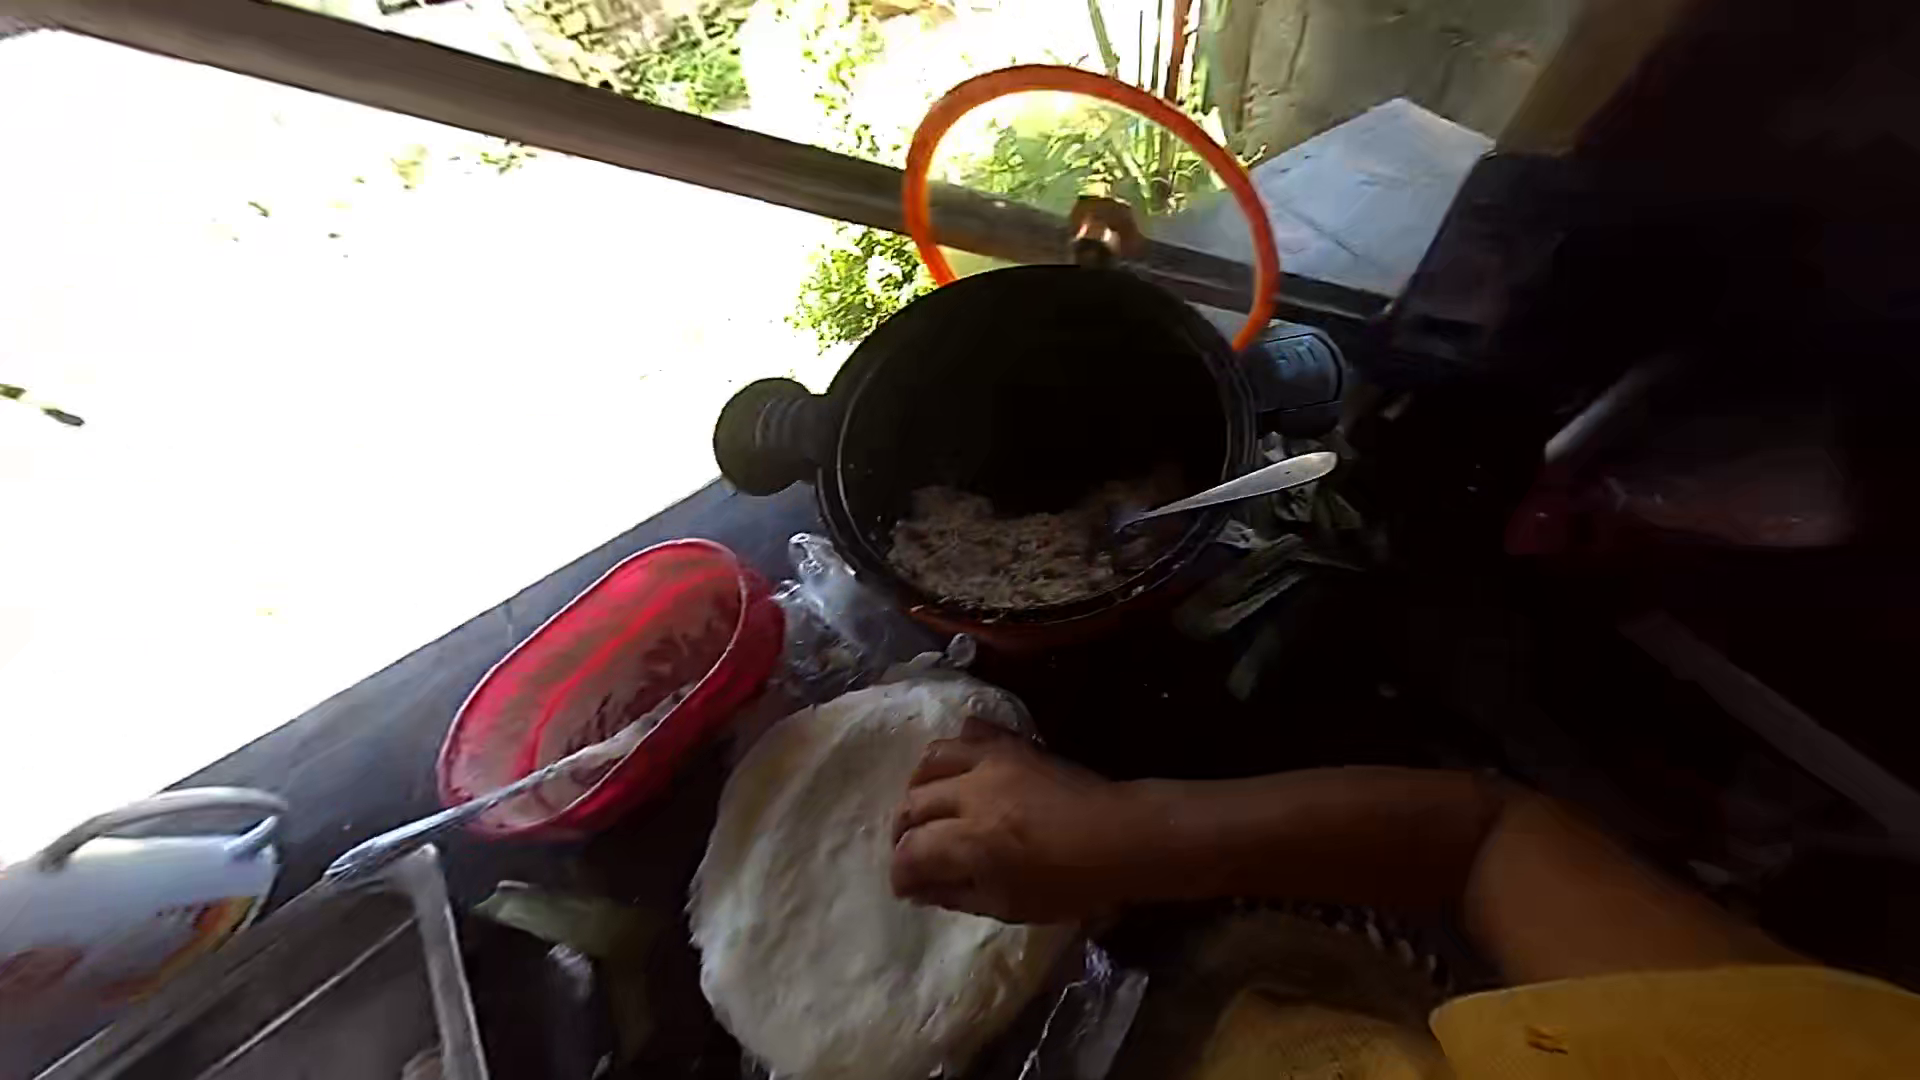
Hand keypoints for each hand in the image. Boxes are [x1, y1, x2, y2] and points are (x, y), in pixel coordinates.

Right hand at [889, 719, 1141, 923]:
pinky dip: (956, 747)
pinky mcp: (1010, 742)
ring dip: (918, 785)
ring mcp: (991, 760)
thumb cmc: (1068, 882)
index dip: (900, 872)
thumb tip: (918, 887)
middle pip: (913, 803)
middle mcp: (972, 793)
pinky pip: (970, 731)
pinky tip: (959, 766)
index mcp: (972, 841)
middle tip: (909, 848)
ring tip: (925, 803)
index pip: (911, 851)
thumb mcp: (1009, 905)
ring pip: (931, 759)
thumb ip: (956, 894)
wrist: (1115, 835)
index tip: (904, 884)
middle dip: (901, 831)